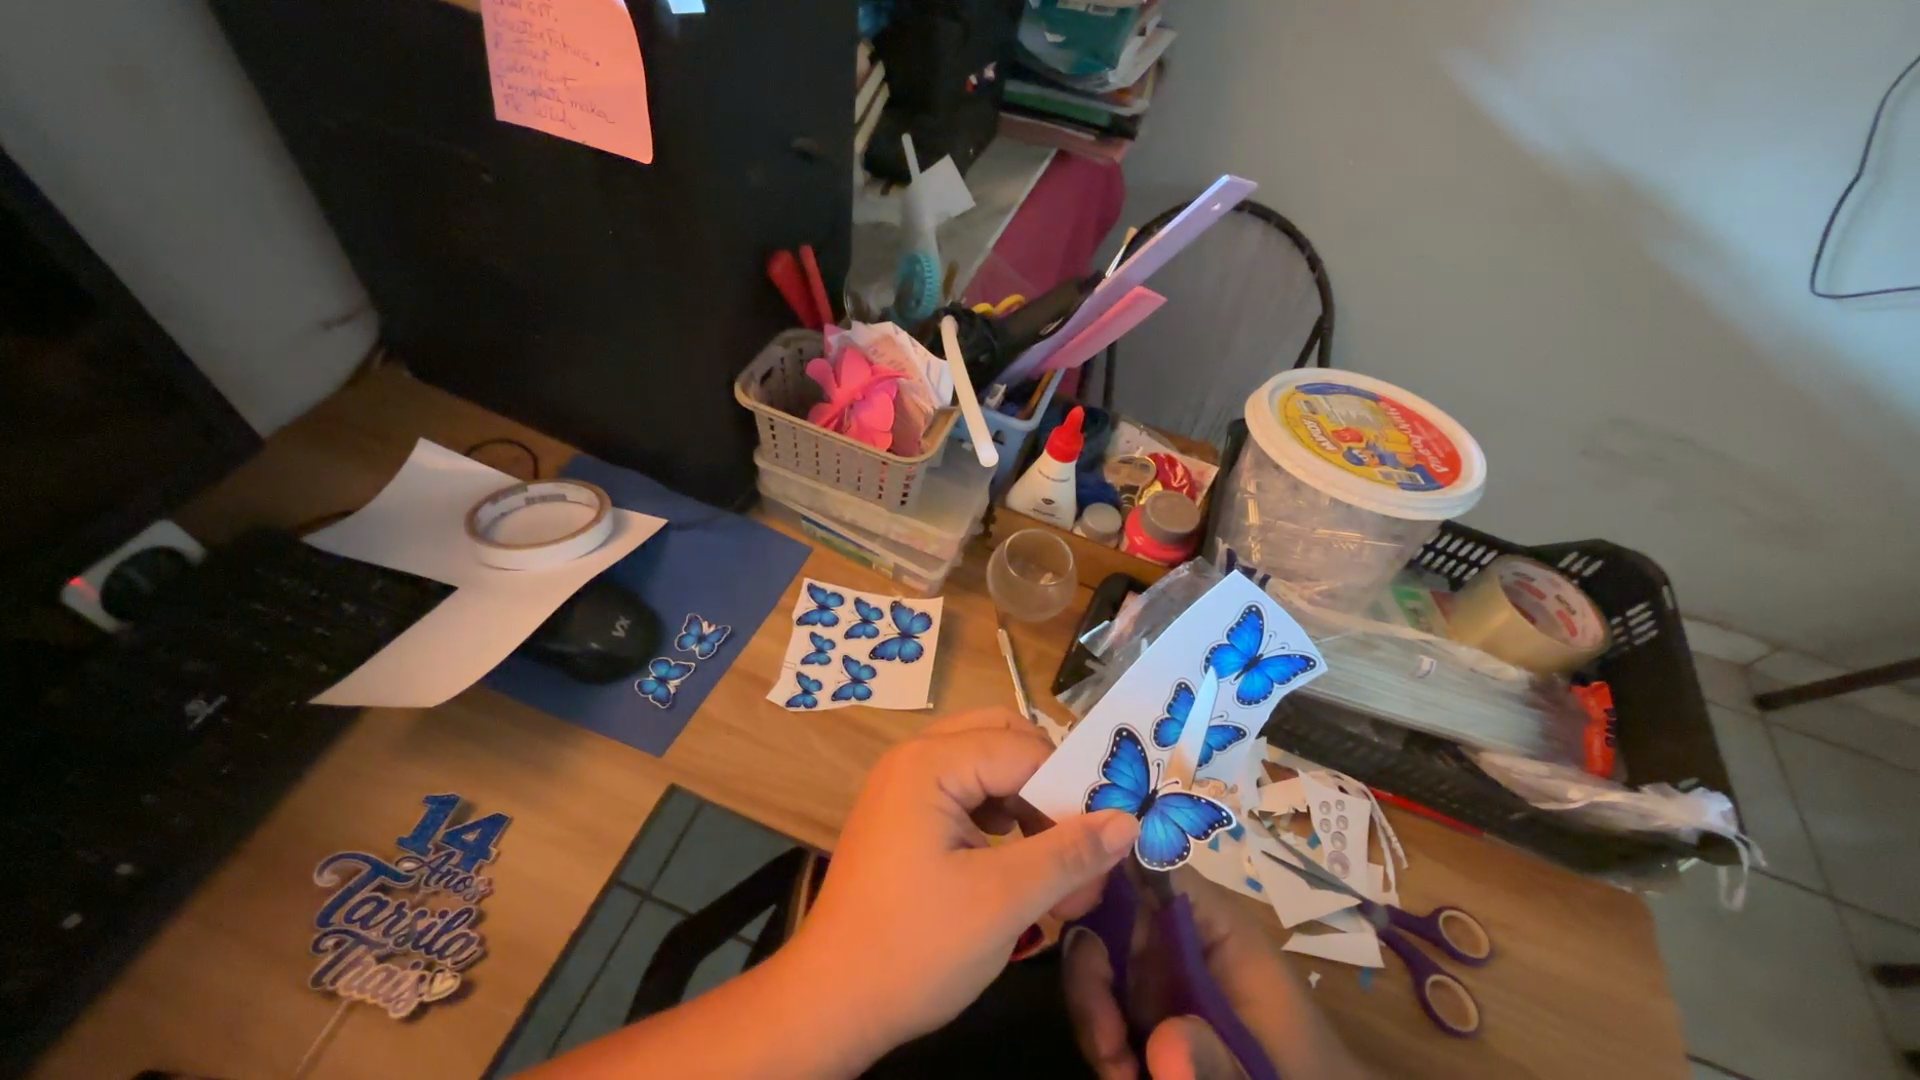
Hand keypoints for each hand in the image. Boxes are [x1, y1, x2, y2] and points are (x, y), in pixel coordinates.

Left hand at [786, 708, 1139, 1057]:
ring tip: (1059, 869)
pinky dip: (1002, 823)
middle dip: (1050, 788)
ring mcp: (905, 789)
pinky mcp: (905, 819)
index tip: (1111, 837)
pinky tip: (1020, 867)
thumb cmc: (914, 949)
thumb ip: (1068, 854)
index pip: (1025, 750)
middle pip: (1004, 742)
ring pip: (989, 770)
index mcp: (929, 764)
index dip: (1073, 789)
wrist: (829, 1005)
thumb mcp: (1003, 901)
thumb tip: (1127, 820)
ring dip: (1030, 808)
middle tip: (1082, 839)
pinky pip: (967, 797)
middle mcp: (914, 761)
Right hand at [1063, 869, 1366, 1079]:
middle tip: (1107, 1044)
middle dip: (1091, 977)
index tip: (1076, 929)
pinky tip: (1124, 1075)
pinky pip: (1105, 1006)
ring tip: (1119, 1073)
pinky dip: (1104, 1043)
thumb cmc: (1304, 1076)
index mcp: (1214, 922)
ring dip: (1093, 1018)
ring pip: (1096, 966)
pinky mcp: (1148, 1007)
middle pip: (1105, 917)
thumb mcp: (1266, 1072)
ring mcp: (1159, 970)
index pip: (1148, 867)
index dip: (1099, 878)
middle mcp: (1177, 933)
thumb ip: (1217, 1063)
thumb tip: (1162, 1047)